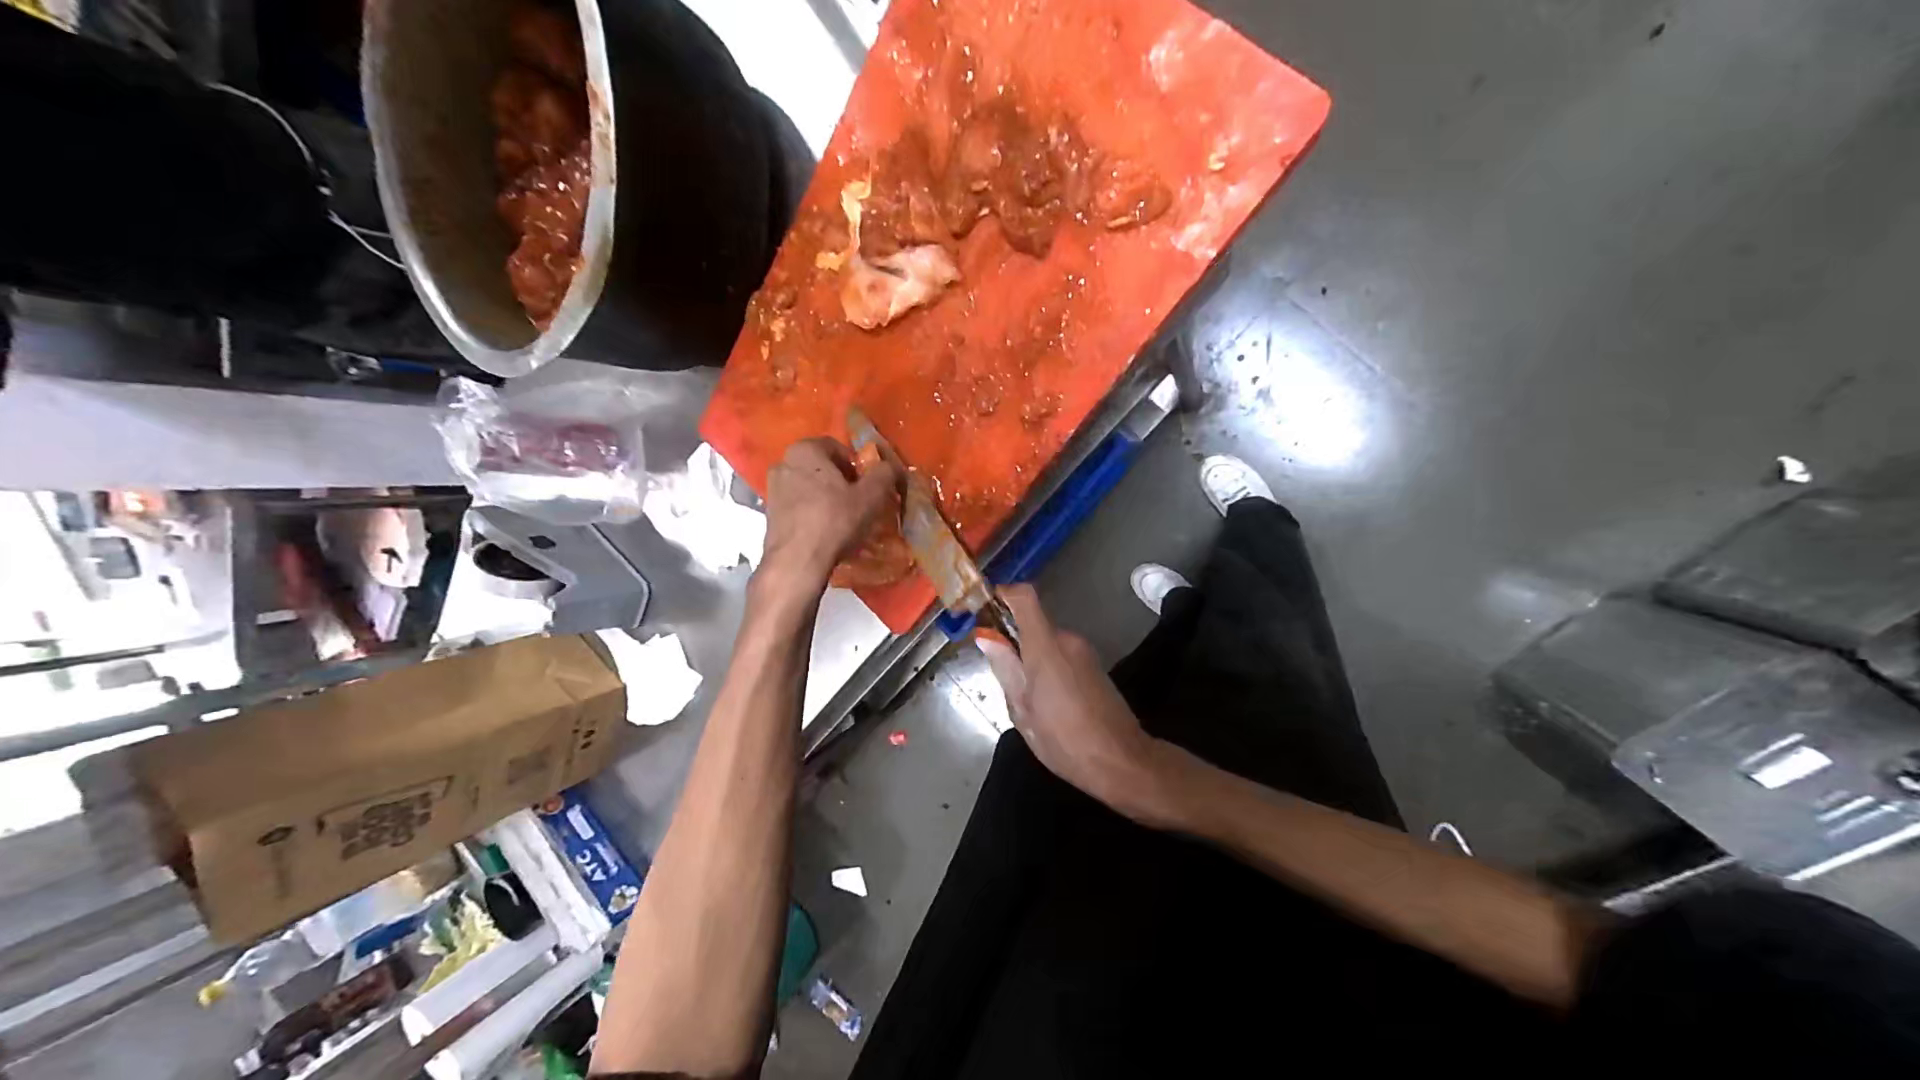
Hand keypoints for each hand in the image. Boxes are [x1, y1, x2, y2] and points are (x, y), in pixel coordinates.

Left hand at [760, 437, 900, 589]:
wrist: (797, 562)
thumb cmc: (834, 520)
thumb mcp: (871, 496)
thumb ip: (884, 474)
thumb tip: (889, 466)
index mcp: (805, 449)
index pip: (838, 447)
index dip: (857, 465)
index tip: (869, 485)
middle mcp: (783, 463)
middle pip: (821, 467)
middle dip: (841, 481)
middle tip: (859, 501)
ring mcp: (772, 489)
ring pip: (809, 487)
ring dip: (826, 497)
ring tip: (843, 518)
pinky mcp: (769, 513)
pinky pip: (798, 506)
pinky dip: (812, 512)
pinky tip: (825, 531)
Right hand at [977, 584, 1175, 823]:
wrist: (1120, 761)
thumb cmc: (1064, 739)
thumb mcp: (1022, 709)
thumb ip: (1005, 668)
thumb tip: (987, 638)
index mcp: (1046, 646)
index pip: (1025, 597)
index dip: (1003, 594)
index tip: (985, 606)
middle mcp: (1068, 640)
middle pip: (1034, 623)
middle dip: (1013, 640)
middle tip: (997, 671)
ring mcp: (1084, 653)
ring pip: (1048, 642)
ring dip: (1031, 657)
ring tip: (1022, 695)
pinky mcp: (1095, 667)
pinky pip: (1062, 655)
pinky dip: (1048, 666)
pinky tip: (1045, 700)